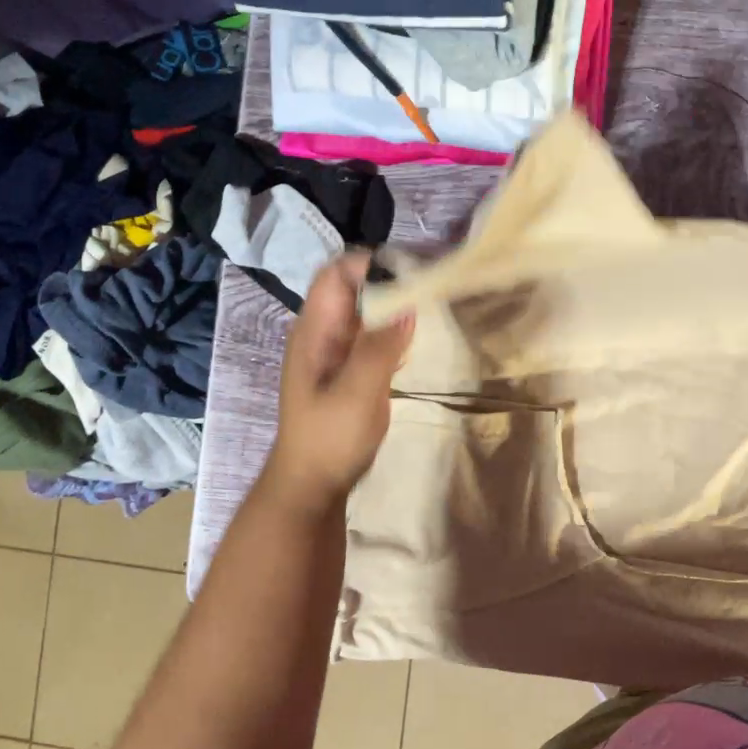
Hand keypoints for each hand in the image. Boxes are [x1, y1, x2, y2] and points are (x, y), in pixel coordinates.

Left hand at [264, 253, 414, 514]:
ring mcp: (336, 351)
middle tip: (434, 284)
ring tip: (435, 303)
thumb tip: (408, 303)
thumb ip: (379, 347)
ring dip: (396, 303)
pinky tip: (421, 335)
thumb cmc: (329, 439)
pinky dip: (396, 328)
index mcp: (314, 331)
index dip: (372, 264)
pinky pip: (373, 334)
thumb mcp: (356, 393)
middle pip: (354, 287)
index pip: (338, 273)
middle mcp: (323, 333)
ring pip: (366, 310)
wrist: (312, 484)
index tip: (416, 270)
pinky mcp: (351, 369)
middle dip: (391, 280)